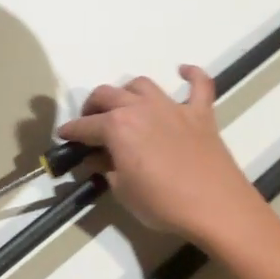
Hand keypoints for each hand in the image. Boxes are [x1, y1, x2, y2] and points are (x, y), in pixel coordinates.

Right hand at [57, 65, 265, 244]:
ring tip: (126, 106)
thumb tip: (97, 158)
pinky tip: (184, 71)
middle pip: (108, 95)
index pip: (85, 126)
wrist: (215, 207)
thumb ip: (107, 169)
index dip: (71, 131)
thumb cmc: (163, 204)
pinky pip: (199, 84)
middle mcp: (141, 108)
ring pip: (143, 85)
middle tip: (91, 122)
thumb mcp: (123, 191)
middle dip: (93, 106)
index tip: (64, 135)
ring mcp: (173, 107)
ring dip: (129, 92)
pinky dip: (191, 75)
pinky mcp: (201, 113)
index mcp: (117, 127)